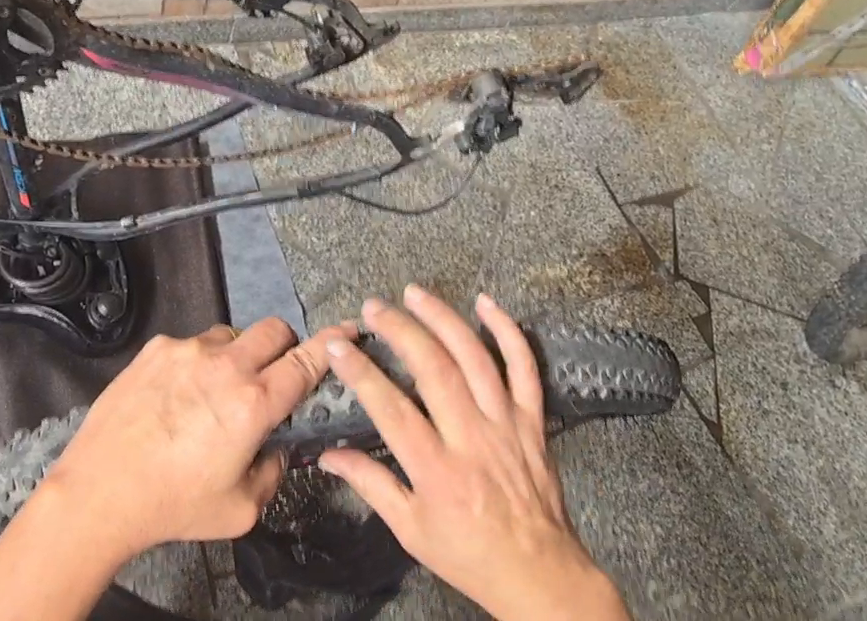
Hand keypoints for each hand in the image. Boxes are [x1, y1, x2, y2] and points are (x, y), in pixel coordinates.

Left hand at [38, 317, 354, 563]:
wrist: (100, 491)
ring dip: (237, 355)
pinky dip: (196, 363)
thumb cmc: (173, 504)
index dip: (332, 344)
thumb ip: (272, 473)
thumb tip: (278, 447)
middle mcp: (224, 366)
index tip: (349, 330)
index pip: (306, 362)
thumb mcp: (240, 509)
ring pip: (231, 335)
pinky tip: (177, 396)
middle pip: (275, 330)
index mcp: (253, 404)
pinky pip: (191, 344)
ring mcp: (187, 351)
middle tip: (272, 377)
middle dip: (284, 348)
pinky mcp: (155, 349)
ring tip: (215, 392)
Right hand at [319, 287, 628, 620]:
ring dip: (444, 319)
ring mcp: (506, 425)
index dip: (362, 374)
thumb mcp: (410, 530)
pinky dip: (508, 331)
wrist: (539, 573)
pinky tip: (486, 303)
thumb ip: (370, 485)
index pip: (392, 410)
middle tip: (374, 307)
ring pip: (475, 358)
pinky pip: (524, 368)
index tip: (338, 347)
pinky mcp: (532, 420)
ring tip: (415, 293)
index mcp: (437, 471)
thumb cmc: (468, 554)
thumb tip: (327, 455)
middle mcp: (472, 439)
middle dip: (401, 331)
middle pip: (435, 371)